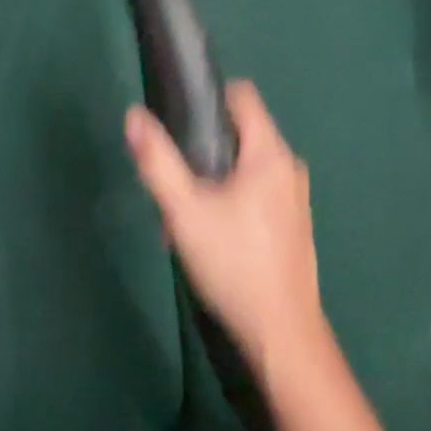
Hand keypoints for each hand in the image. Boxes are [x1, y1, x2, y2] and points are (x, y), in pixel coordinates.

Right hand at [126, 80, 323, 365]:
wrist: (282, 334)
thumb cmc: (234, 264)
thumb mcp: (184, 210)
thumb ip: (157, 160)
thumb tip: (134, 115)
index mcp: (270, 154)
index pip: (243, 96)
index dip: (208, 97)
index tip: (176, 117)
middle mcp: (290, 168)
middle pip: (240, 133)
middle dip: (203, 146)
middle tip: (174, 176)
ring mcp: (296, 199)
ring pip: (246, 166)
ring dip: (213, 178)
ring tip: (185, 212)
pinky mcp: (293, 226)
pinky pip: (257, 193)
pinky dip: (231, 199)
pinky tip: (208, 235)